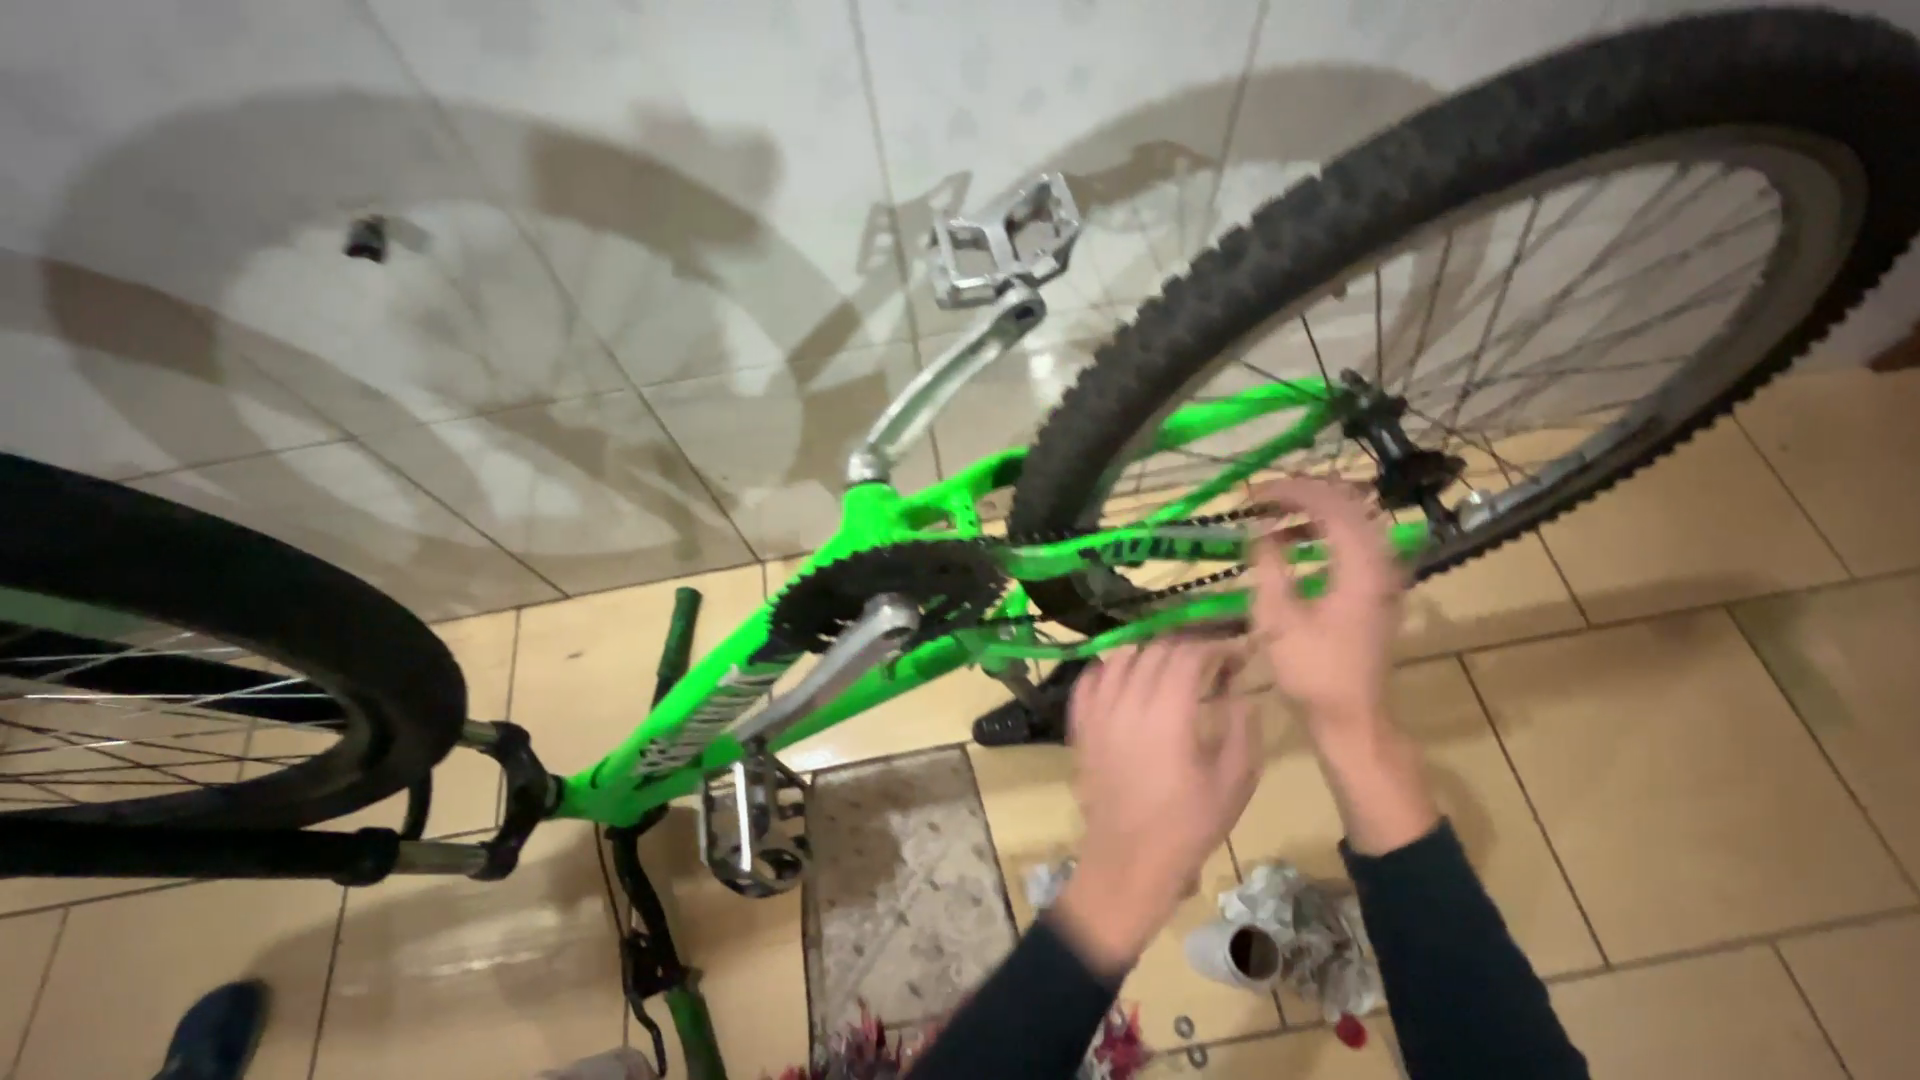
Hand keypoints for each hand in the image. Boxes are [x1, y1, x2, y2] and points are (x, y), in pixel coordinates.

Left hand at [1050, 638, 1262, 974]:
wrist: (1130, 862)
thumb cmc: (1188, 826)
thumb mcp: (1234, 781)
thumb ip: (1242, 728)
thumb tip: (1241, 692)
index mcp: (1168, 715)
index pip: (1188, 655)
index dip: (1215, 646)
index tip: (1234, 652)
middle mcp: (1127, 704)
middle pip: (1155, 651)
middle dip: (1186, 645)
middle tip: (1209, 657)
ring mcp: (1098, 714)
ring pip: (1119, 658)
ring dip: (1149, 652)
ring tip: (1171, 663)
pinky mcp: (1081, 728)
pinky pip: (1088, 681)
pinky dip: (1108, 669)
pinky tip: (1126, 675)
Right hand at [1249, 477, 1403, 730]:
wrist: (1352, 716)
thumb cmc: (1313, 671)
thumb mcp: (1278, 619)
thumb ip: (1269, 567)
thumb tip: (1259, 533)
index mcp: (1361, 566)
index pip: (1330, 505)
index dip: (1289, 492)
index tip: (1252, 495)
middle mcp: (1381, 562)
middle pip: (1347, 505)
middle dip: (1303, 494)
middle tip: (1262, 497)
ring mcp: (1384, 576)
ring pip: (1353, 522)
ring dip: (1313, 511)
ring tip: (1273, 515)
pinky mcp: (1377, 589)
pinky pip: (1354, 542)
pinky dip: (1324, 532)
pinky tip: (1294, 542)